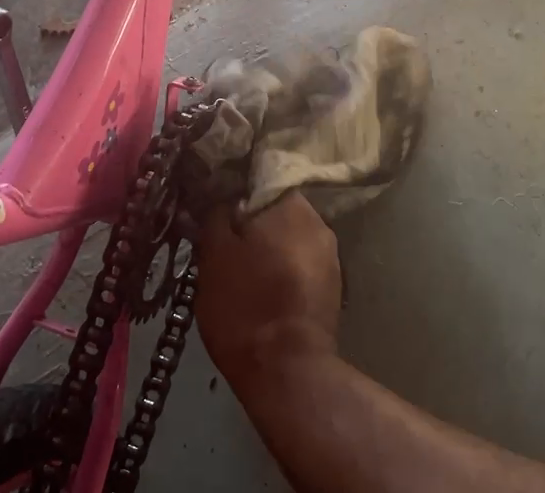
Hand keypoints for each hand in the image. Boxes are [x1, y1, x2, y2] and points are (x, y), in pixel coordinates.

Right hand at [195, 192, 341, 390]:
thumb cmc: (244, 304)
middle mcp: (318, 222)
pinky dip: (280, 266)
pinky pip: (299, 261)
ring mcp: (330, 255)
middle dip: (250, 218)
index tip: (212, 199)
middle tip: (219, 237)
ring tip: (237, 265)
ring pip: (289, 235)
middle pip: (276, 206)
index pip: (261, 174)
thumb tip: (218, 195)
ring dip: (266, 243)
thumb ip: (215, 214)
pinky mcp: (332, 286)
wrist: (287, 371)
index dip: (233, 184)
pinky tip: (260, 285)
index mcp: (291, 205)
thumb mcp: (213, 254)